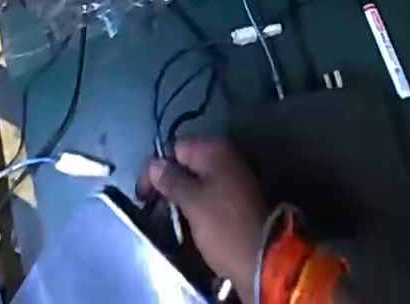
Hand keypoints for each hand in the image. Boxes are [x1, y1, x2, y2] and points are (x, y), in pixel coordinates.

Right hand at [141, 137, 268, 300]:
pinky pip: (208, 198)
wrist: (265, 261)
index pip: (174, 148)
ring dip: (180, 200)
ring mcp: (232, 180)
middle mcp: (224, 158)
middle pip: (185, 165)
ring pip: (196, 183)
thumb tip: (154, 164)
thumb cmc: (224, 225)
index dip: (155, 169)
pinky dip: (195, 209)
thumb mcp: (192, 201)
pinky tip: (186, 226)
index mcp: (214, 149)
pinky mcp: (236, 202)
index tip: (143, 195)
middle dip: (167, 186)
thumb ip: (170, 179)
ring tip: (167, 223)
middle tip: (152, 211)